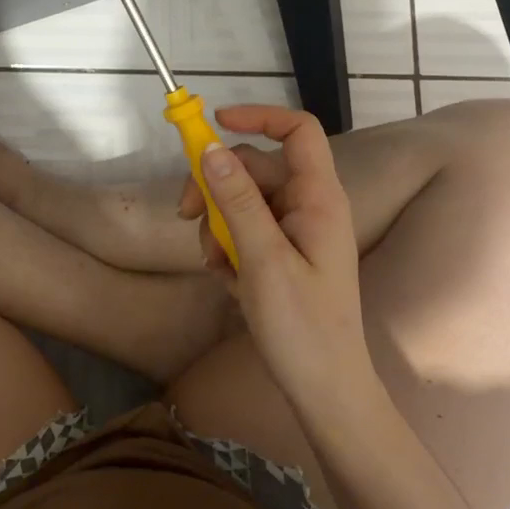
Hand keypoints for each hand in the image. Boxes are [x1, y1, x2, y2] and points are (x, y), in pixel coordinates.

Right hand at [182, 106, 369, 396]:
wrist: (324, 391)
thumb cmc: (302, 326)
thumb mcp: (263, 260)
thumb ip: (237, 201)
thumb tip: (211, 148)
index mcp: (318, 198)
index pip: (298, 131)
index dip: (259, 117)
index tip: (214, 124)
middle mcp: (308, 206)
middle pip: (255, 167)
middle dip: (216, 185)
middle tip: (185, 214)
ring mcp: (295, 230)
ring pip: (242, 199)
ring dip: (217, 223)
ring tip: (215, 264)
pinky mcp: (281, 253)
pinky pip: (244, 229)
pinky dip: (227, 247)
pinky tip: (227, 279)